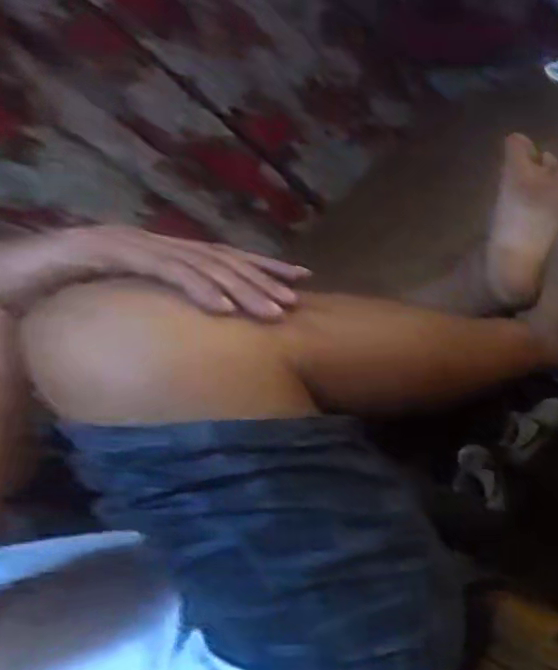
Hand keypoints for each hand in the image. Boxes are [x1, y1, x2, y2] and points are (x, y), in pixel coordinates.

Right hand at [7, 226, 309, 318]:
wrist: (0, 286)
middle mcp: (144, 239)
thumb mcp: (140, 300)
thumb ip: (176, 301)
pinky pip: (159, 268)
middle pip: (216, 258)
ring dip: (239, 288)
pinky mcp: (96, 250)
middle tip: (293, 304)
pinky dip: (196, 287)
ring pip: (195, 263)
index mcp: (157, 249)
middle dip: (260, 280)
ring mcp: (119, 240)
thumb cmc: (71, 299)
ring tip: (271, 313)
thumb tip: (227, 319)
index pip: (221, 254)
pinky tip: (222, 308)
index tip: (305, 278)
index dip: (264, 265)